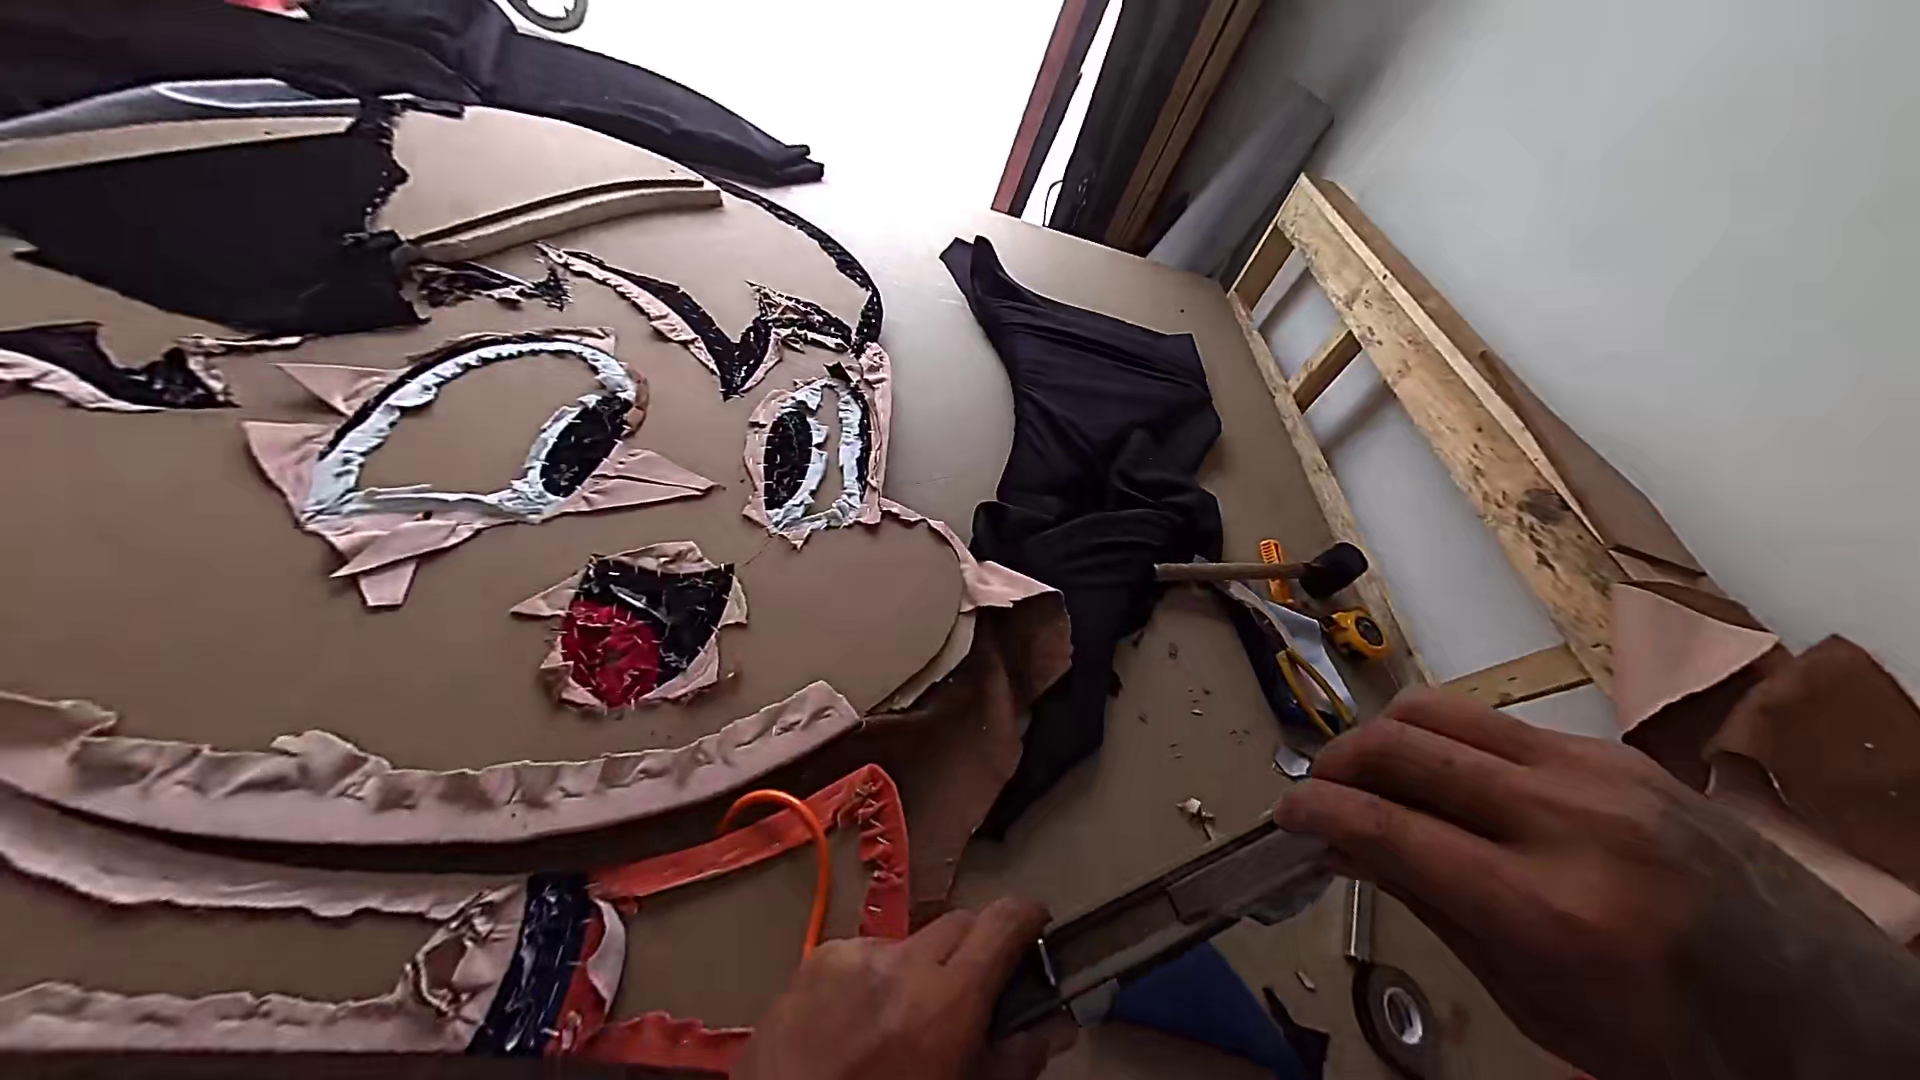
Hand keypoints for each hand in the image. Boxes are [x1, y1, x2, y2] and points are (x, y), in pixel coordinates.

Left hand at [734, 896, 1074, 1079]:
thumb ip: (1014, 1060)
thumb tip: (1056, 1022)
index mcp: (945, 1004)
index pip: (1002, 923)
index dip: (1027, 915)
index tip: (1037, 922)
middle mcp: (903, 962)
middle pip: (960, 923)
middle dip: (974, 948)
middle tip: (969, 990)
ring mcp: (857, 952)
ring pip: (912, 939)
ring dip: (918, 967)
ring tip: (898, 1020)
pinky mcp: (820, 955)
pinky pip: (866, 951)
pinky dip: (874, 976)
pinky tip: (857, 1020)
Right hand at [1275, 688, 1919, 1079]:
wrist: (1848, 1023)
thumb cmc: (1672, 1039)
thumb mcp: (1531, 998)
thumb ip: (1425, 903)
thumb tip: (1341, 845)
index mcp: (1552, 910)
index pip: (1388, 828)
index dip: (1317, 811)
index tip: (1285, 815)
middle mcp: (1571, 823)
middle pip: (1401, 747)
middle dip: (1335, 762)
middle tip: (1319, 789)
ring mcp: (1598, 775)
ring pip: (1434, 711)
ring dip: (1379, 737)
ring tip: (1370, 773)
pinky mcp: (1613, 752)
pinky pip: (1488, 723)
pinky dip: (1440, 743)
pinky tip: (1448, 780)